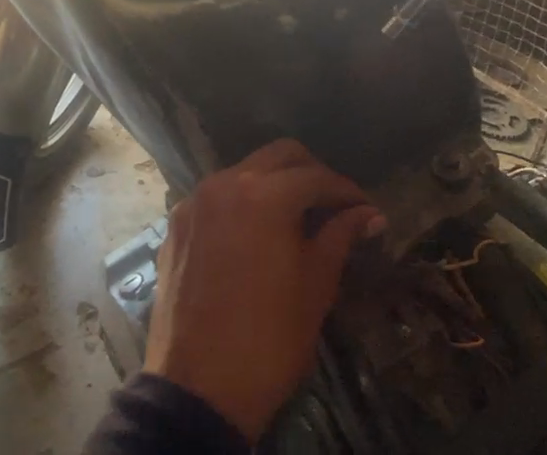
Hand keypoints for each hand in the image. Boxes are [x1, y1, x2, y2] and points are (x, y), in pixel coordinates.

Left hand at [144, 139, 386, 441]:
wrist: (198, 390)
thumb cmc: (269, 338)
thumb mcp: (316, 286)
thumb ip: (341, 236)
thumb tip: (369, 214)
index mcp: (264, 195)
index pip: (317, 177)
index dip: (347, 192)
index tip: (367, 210)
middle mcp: (225, 184)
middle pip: (279, 157)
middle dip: (312, 174)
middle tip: (335, 205)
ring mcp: (195, 203)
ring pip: (244, 171)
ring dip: (275, 184)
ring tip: (298, 219)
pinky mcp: (176, 226)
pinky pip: (217, 197)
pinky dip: (242, 203)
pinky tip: (257, 234)